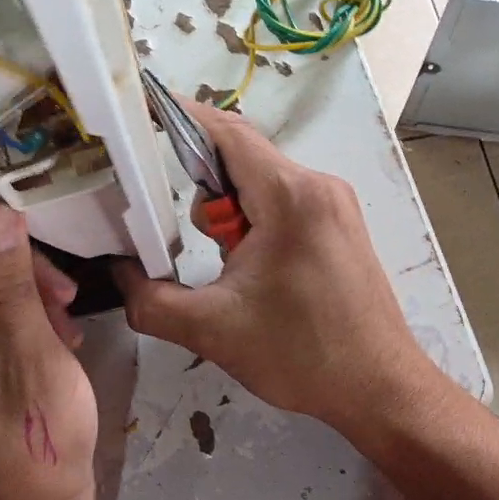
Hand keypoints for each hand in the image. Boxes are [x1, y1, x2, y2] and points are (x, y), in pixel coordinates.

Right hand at [113, 103, 451, 434]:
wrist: (380, 390)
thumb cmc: (301, 355)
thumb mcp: (210, 330)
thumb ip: (148, 299)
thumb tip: (117, 272)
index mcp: (290, 197)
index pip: (225, 133)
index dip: (179, 116)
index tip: (140, 110)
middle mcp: (318, 186)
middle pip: (241, 157)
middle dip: (202, 188)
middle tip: (187, 238)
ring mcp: (335, 204)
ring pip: (260, 183)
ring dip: (229, 213)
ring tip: (226, 269)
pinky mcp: (339, 226)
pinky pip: (282, 202)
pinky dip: (252, 223)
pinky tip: (249, 271)